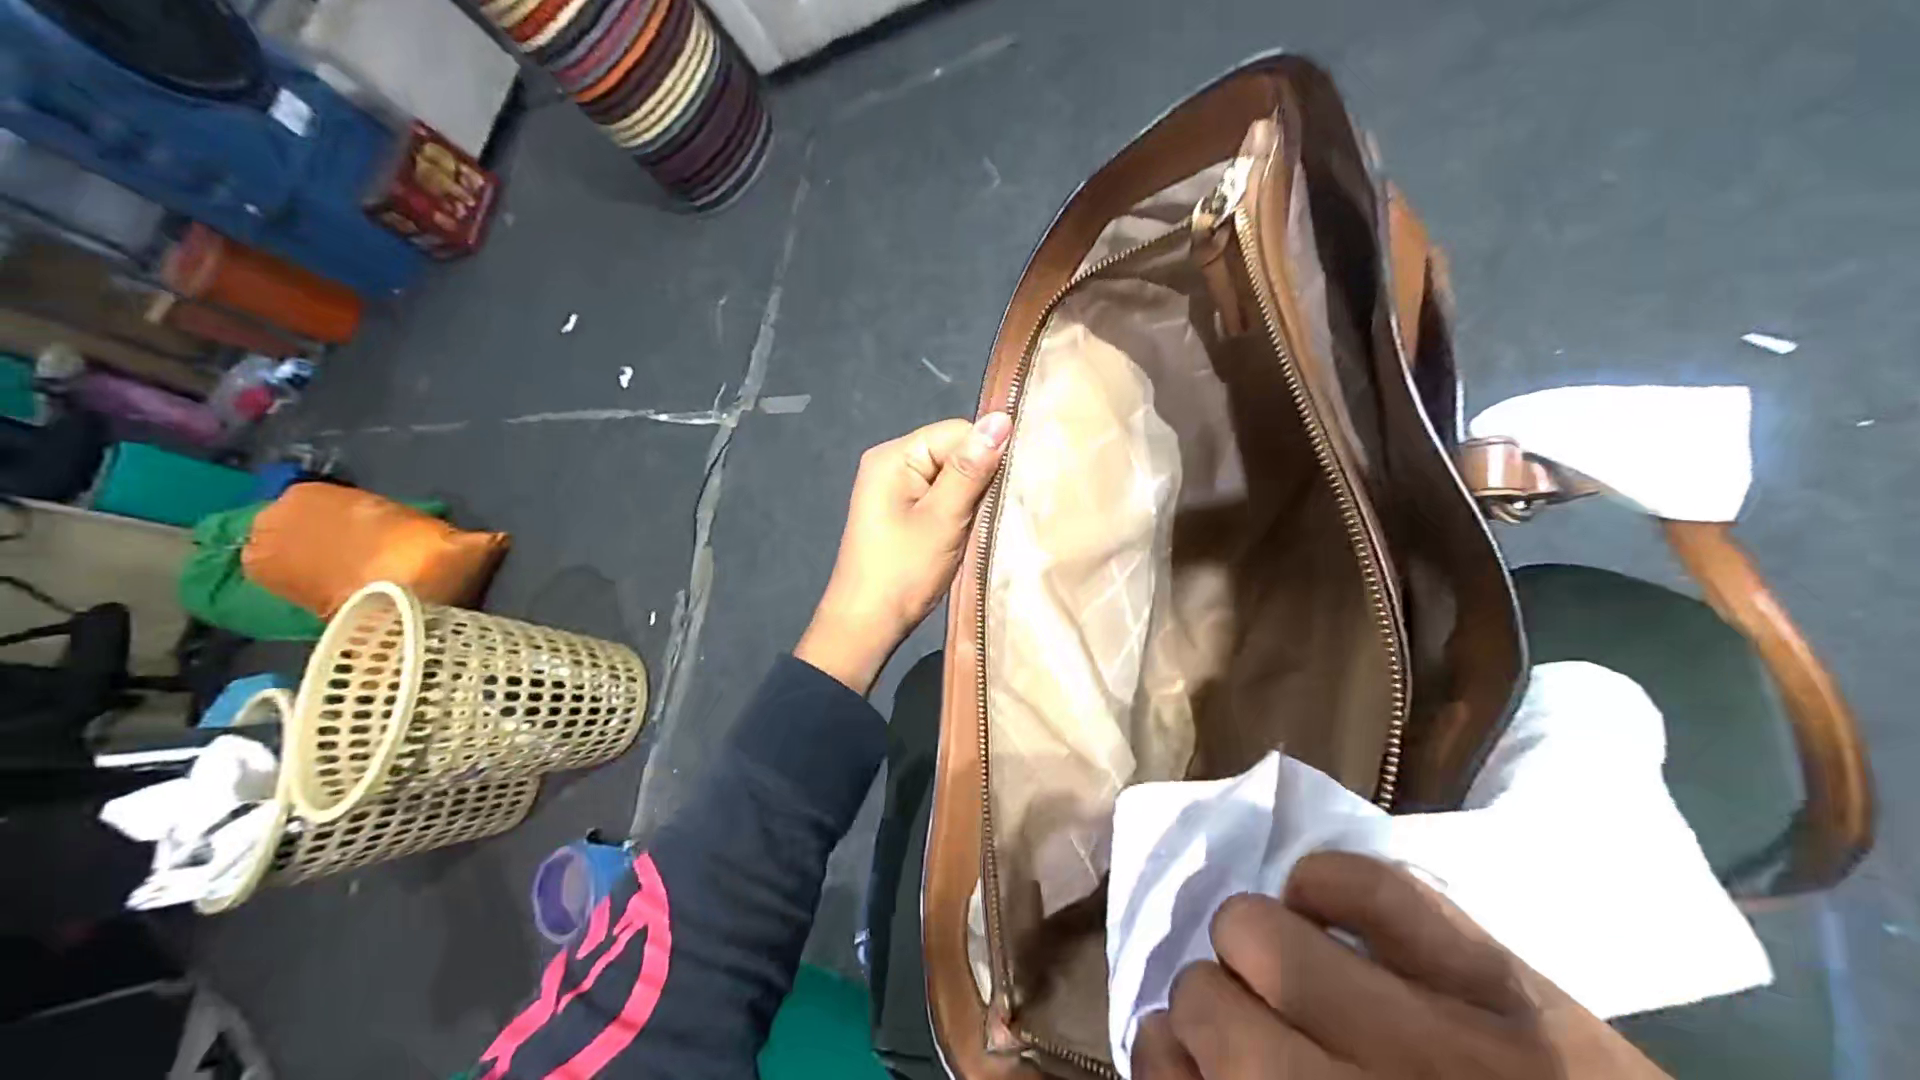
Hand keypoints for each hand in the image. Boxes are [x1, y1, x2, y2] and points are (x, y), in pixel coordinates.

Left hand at [795, 412, 1010, 694]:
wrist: (866, 625)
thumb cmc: (903, 573)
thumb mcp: (942, 519)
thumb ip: (971, 469)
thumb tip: (1002, 419)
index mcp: (894, 456)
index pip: (957, 431)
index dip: (987, 454)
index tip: (1009, 486)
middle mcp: (892, 464)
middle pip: (954, 452)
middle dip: (980, 478)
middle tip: (999, 510)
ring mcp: (896, 489)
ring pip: (952, 477)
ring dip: (972, 498)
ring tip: (984, 524)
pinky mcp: (903, 512)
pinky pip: (941, 497)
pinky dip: (959, 512)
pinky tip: (969, 531)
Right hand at [1134, 853, 1671, 1079]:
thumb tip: (1164, 1048)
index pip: (1175, 1069)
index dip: (1166, 1064)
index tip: (1193, 1072)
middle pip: (1202, 998)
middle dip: (1208, 1010)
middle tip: (1251, 1032)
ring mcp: (1443, 1036)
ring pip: (1255, 927)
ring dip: (1250, 946)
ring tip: (1290, 974)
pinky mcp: (1500, 978)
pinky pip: (1368, 883)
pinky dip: (1325, 889)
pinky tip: (1333, 925)